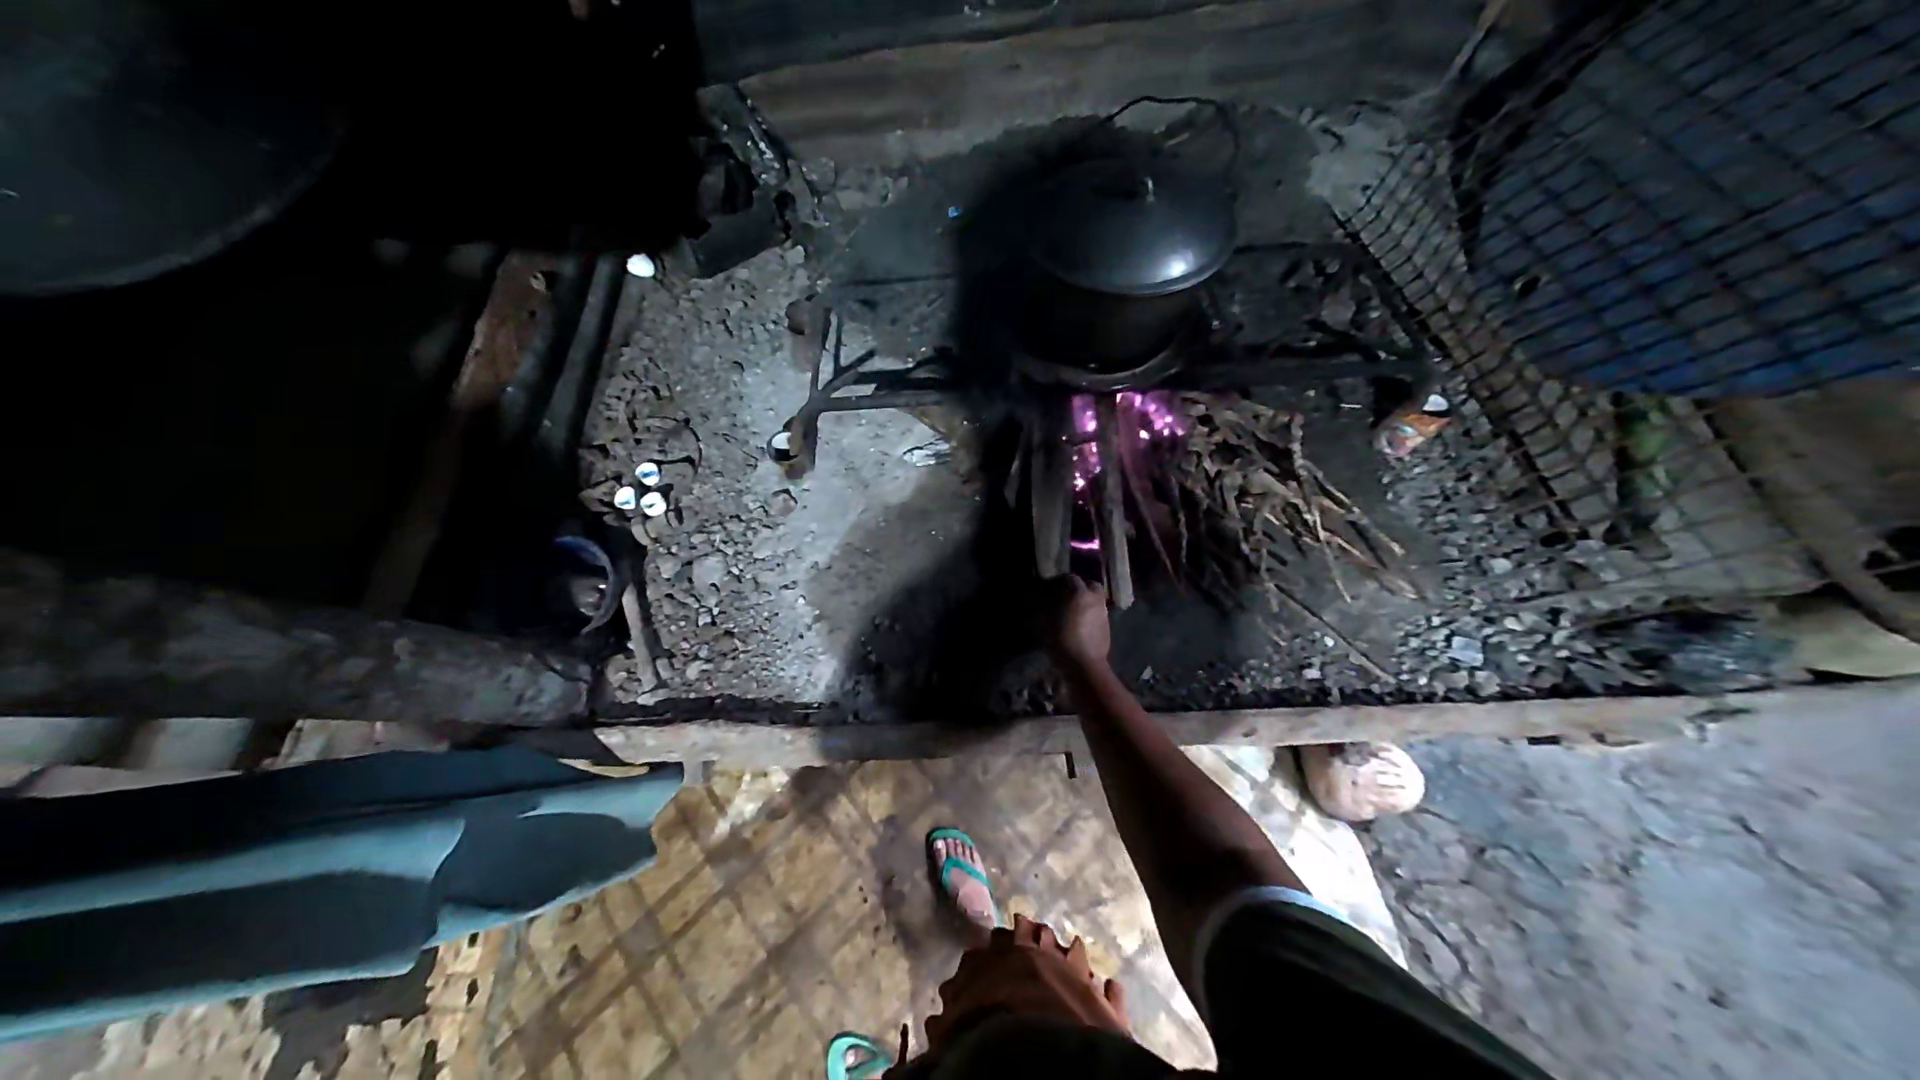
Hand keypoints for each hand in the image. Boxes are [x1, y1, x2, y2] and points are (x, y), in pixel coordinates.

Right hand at [1047, 575, 1110, 674]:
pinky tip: (1083, 619)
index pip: (1071, 578)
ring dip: (1088, 597)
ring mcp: (1103, 611)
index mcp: (1079, 594)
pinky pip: (1100, 610)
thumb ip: (1042, 609)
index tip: (1052, 585)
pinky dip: (1092, 610)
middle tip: (1069, 592)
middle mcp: (1095, 599)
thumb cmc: (1063, 642)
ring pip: (1098, 597)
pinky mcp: (1108, 624)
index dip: (1061, 580)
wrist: (1086, 664)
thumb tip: (1038, 600)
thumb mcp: (1045, 625)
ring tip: (1076, 606)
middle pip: (1091, 584)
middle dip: (1081, 586)